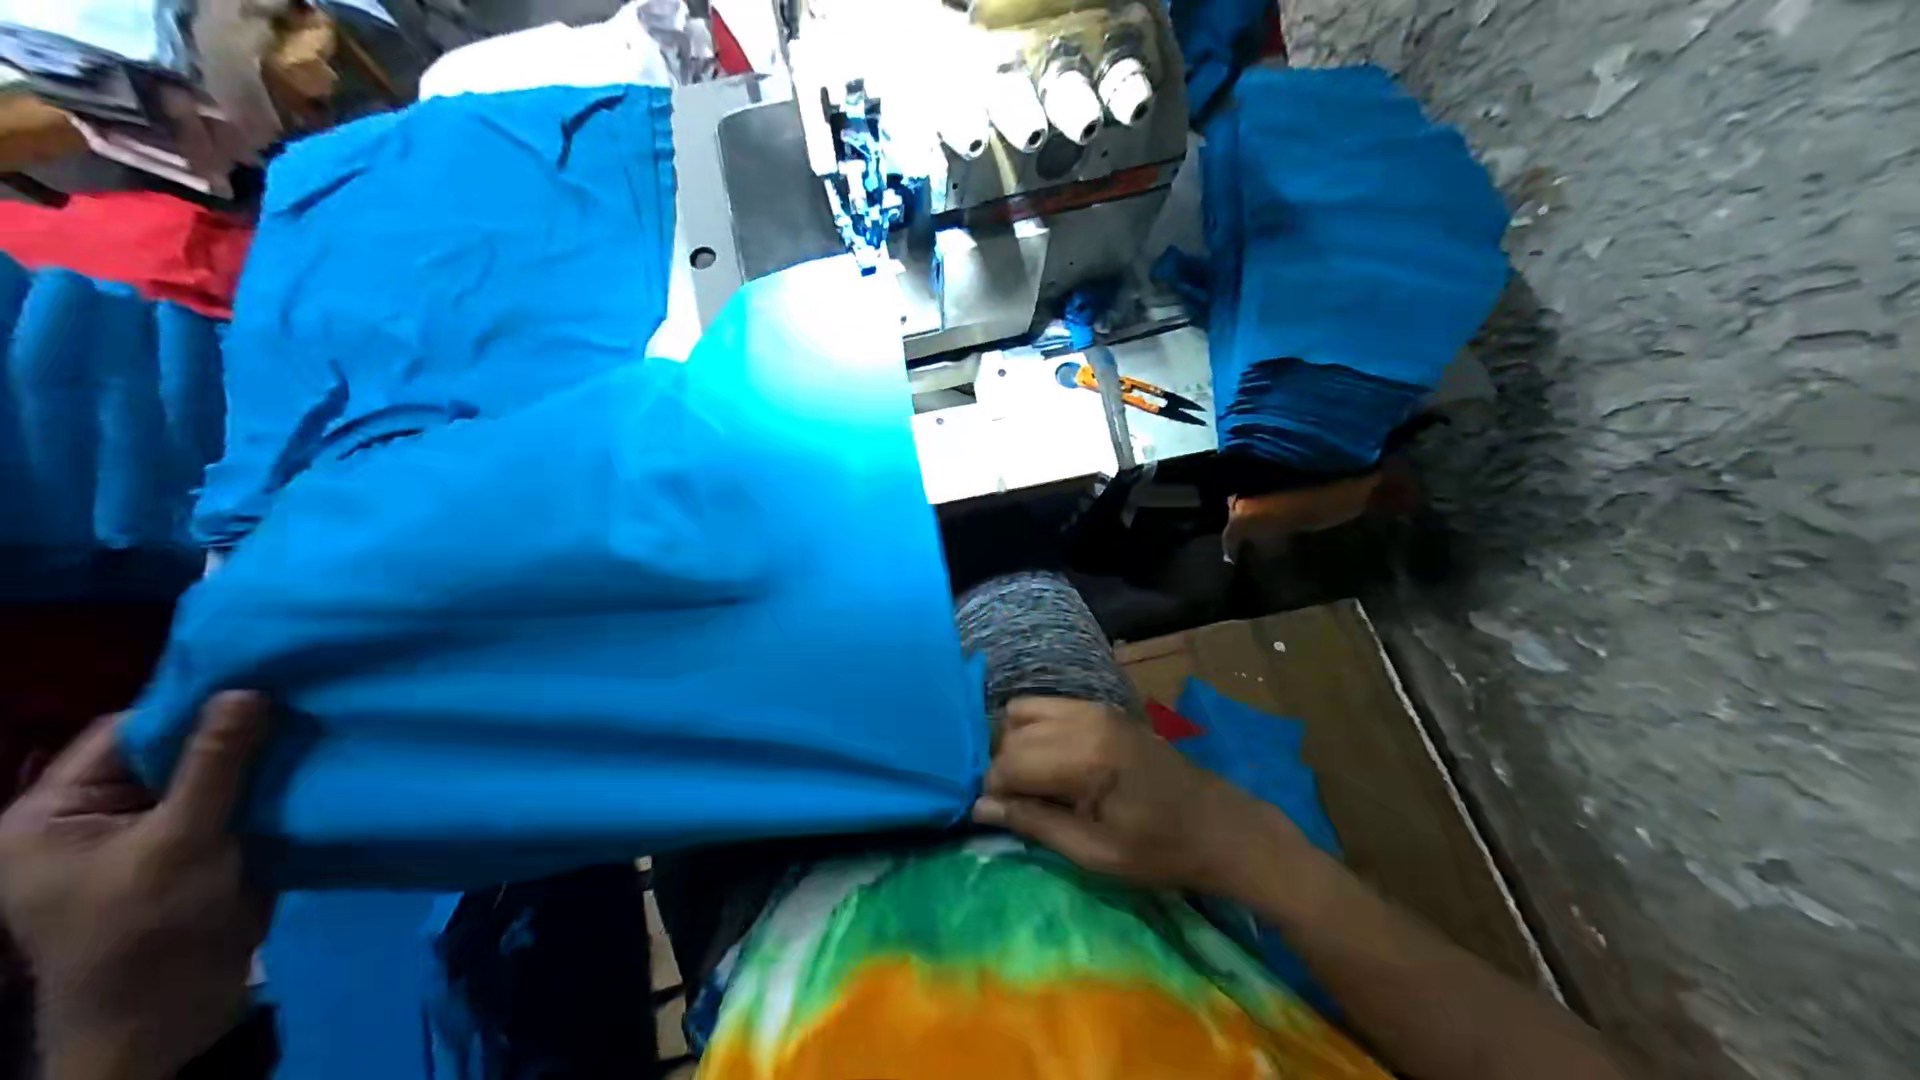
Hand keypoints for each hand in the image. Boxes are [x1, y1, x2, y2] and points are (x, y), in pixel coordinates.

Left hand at [0, 693, 274, 1079]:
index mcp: (52, 815)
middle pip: (169, 749)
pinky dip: (268, 779)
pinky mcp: (196, 843)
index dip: (190, 705)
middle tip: (299, 696)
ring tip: (314, 721)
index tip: (261, 678)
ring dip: (258, 753)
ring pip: (209, 771)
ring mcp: (149, 831)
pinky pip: (233, 795)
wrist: (171, 1008)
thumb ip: (215, 764)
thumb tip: (246, 689)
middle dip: (233, 728)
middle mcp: (94, 815)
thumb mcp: (181, 840)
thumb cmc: (150, 926)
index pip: (124, 734)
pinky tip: (309, 760)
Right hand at [972, 696, 1304, 895]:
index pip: (1010, 761)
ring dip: (1015, 744)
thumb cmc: (1161, 851)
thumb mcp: (1095, 853)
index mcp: (1087, 756)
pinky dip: (1034, 729)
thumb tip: (979, 806)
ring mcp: (1095, 707)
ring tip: (1032, 782)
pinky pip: (1047, 707)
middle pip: (1012, 732)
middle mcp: (1086, 718)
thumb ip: (1034, 823)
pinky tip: (1050, 763)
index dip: (995, 791)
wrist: (1221, 827)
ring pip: (1023, 711)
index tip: (1001, 816)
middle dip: (1003, 767)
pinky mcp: (1102, 708)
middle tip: (1016, 803)